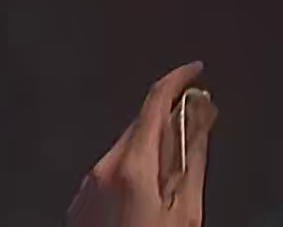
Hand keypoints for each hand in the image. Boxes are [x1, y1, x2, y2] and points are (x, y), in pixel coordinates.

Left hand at [68, 63, 216, 226]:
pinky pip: (111, 171)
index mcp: (130, 164)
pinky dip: (133, 167)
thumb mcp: (185, 213)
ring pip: (126, 146)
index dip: (179, 77)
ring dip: (152, 145)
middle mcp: (102, 168)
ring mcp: (86, 189)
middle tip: (200, 122)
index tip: (198, 69)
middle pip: (142, 122)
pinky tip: (148, 195)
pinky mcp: (79, 207)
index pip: (156, 98)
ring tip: (175, 174)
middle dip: (170, 118)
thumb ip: (193, 155)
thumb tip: (203, 110)